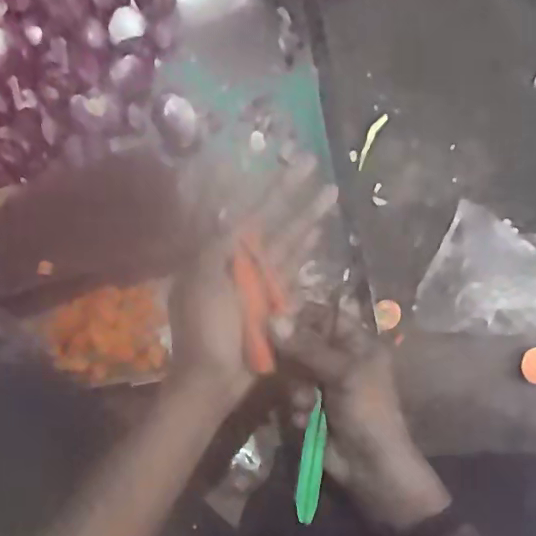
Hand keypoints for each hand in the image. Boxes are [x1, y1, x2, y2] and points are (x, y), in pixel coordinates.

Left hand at [166, 153, 338, 406]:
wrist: (215, 378)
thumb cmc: (205, 329)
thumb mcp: (205, 280)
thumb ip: (221, 243)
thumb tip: (237, 209)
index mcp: (214, 253)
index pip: (242, 209)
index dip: (262, 184)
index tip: (278, 156)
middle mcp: (237, 262)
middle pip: (267, 220)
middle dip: (290, 192)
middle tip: (313, 161)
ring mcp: (257, 283)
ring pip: (285, 242)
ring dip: (306, 217)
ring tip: (330, 192)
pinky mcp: (273, 303)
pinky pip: (291, 272)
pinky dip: (304, 252)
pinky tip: (318, 232)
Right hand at [274, 301, 451, 531]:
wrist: (371, 466)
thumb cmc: (368, 412)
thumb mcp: (343, 373)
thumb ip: (307, 347)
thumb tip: (272, 319)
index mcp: (357, 343)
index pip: (323, 315)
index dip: (299, 315)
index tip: (272, 318)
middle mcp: (339, 360)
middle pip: (302, 345)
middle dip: (293, 360)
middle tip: (287, 369)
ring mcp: (324, 387)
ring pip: (292, 375)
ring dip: (296, 391)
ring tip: (307, 407)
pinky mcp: (311, 412)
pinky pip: (291, 401)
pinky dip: (296, 411)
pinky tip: (305, 423)